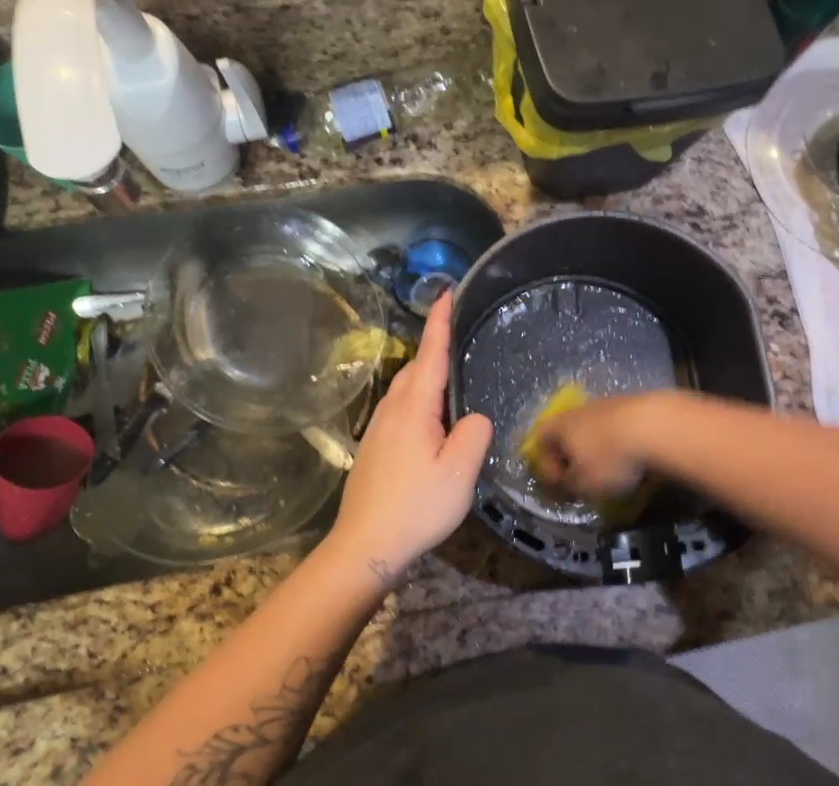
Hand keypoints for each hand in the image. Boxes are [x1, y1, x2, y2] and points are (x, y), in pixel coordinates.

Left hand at [325, 293, 492, 580]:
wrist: (365, 545)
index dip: (439, 321)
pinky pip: (400, 409)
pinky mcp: (375, 448)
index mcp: (413, 408)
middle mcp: (392, 410)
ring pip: (405, 389)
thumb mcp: (459, 474)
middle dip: (434, 348)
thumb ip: (474, 435)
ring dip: (425, 376)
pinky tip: (431, 421)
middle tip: (461, 339)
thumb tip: (473, 416)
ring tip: (451, 379)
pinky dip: (418, 400)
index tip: (447, 292)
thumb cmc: (415, 507)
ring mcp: (379, 429)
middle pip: (415, 368)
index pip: (430, 353)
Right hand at [526, 392, 660, 499]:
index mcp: (558, 426)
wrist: (654, 426)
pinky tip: (632, 457)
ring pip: (593, 429)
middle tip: (584, 479)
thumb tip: (565, 483)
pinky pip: (616, 427)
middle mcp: (577, 410)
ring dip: (598, 449)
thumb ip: (568, 486)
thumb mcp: (582, 484)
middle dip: (574, 457)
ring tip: (612, 470)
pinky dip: (619, 443)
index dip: (547, 468)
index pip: (540, 443)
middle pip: (567, 434)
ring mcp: (605, 403)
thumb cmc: (609, 458)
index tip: (562, 487)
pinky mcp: (631, 404)